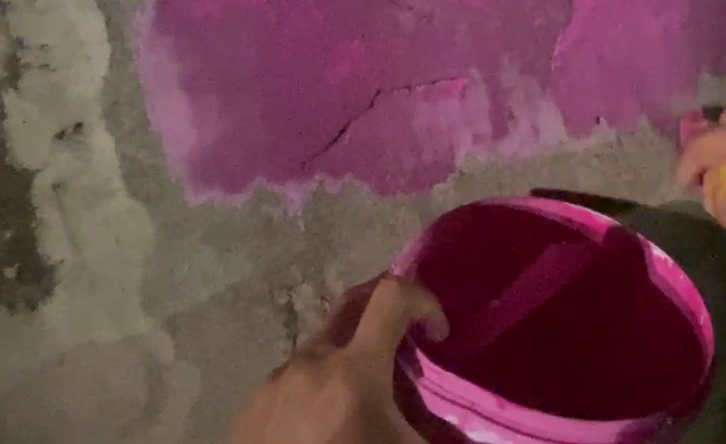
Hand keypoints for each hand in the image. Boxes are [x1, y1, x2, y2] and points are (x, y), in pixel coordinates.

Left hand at [227, 276, 449, 443]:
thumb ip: (442, 430)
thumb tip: (479, 430)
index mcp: (354, 372)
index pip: (394, 295)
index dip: (425, 302)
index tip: (438, 336)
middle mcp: (310, 364)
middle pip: (353, 302)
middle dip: (386, 312)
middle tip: (407, 342)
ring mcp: (272, 386)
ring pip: (320, 345)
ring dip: (349, 357)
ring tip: (363, 403)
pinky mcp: (246, 414)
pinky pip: (290, 380)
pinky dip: (315, 388)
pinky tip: (322, 431)